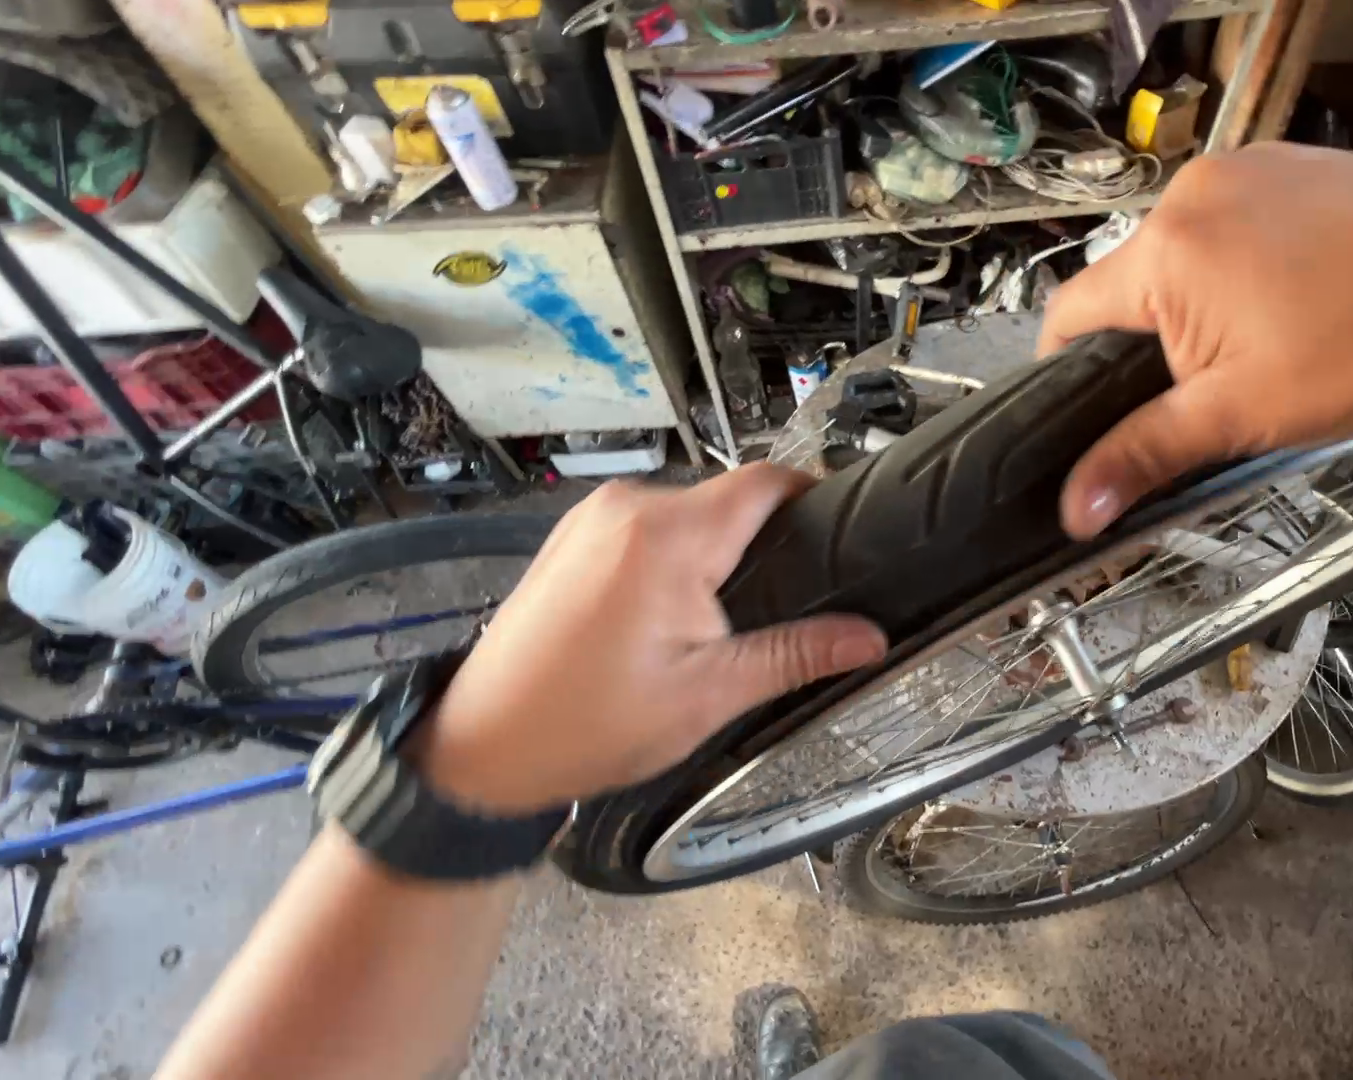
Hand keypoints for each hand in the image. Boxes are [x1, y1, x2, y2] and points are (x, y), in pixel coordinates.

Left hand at [409, 466, 887, 813]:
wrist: (481, 746)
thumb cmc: (592, 723)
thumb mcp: (709, 693)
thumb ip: (796, 654)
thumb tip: (871, 638)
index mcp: (669, 535)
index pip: (766, 480)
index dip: (812, 496)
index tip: (840, 531)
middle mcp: (630, 506)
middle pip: (730, 496)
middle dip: (766, 536)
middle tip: (787, 597)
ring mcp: (595, 514)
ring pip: (691, 509)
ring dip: (720, 546)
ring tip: (730, 610)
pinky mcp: (575, 532)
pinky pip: (652, 522)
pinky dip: (680, 549)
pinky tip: (676, 606)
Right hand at [1041, 144, 1352, 537]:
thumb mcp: (1240, 414)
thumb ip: (1144, 454)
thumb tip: (1078, 505)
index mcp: (1168, 249)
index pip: (1067, 316)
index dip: (1069, 371)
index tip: (1097, 406)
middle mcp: (1196, 191)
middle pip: (1124, 287)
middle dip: (1145, 344)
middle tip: (1200, 387)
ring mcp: (1247, 169)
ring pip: (1174, 257)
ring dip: (1189, 305)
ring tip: (1251, 347)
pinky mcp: (1289, 166)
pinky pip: (1224, 225)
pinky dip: (1231, 269)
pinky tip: (1280, 304)